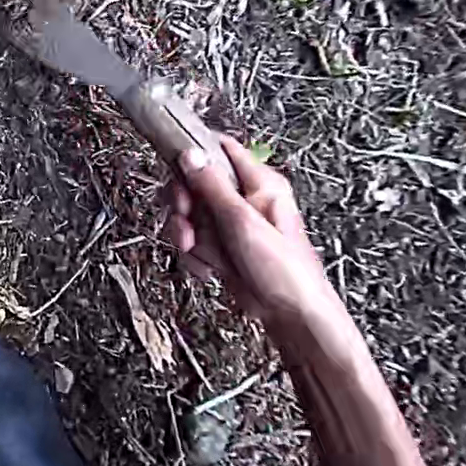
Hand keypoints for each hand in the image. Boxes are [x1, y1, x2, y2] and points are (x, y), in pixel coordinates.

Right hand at [164, 135, 331, 330]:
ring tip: (198, 249)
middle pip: (195, 183)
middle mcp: (245, 198)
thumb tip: (190, 155)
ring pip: (190, 213)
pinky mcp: (223, 243)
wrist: (292, 316)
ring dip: (186, 233)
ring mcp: (232, 222)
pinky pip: (194, 238)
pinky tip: (208, 265)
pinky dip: (194, 253)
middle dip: (183, 205)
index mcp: (259, 183)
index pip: (220, 148)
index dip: (193, 155)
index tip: (174, 168)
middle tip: (187, 217)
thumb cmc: (284, 270)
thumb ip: (212, 186)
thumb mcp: (241, 221)